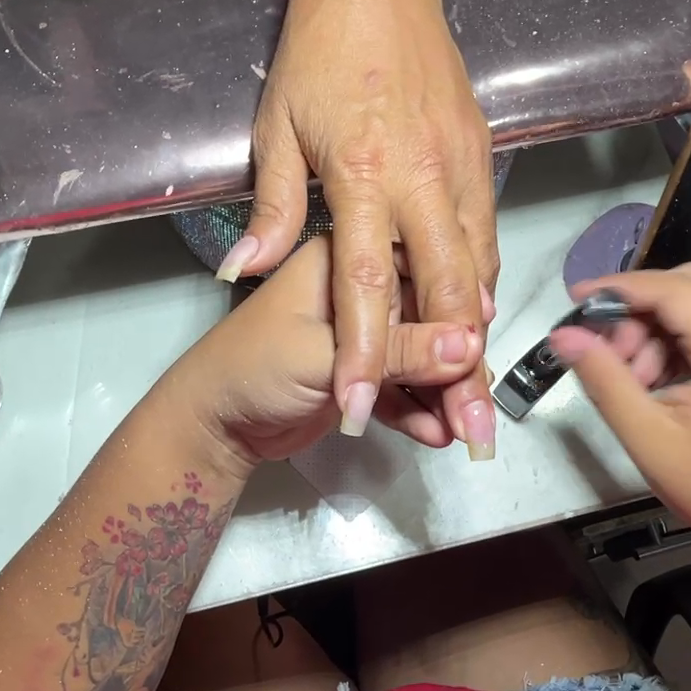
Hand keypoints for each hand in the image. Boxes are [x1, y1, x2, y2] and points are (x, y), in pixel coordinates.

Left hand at [164, 238, 482, 468]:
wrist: (211, 420)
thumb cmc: (248, 367)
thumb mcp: (320, 355)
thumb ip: (395, 351)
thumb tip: (467, 347)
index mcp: (348, 252)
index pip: (420, 275)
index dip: (457, 319)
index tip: (479, 359)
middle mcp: (363, 284)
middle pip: (432, 321)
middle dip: (460, 371)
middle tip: (478, 418)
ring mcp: (367, 328)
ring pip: (424, 357)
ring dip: (445, 397)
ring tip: (467, 437)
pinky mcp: (365, 368)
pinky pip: (405, 384)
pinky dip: (420, 409)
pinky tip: (437, 434)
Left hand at [217, 0, 499, 459]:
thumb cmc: (320, 50)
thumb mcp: (277, 126)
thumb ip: (272, 208)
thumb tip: (245, 271)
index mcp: (364, 175)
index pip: (365, 287)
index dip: (363, 356)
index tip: (359, 410)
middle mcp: (424, 179)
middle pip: (447, 291)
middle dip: (456, 366)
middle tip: (465, 425)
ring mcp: (462, 167)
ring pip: (480, 268)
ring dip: (478, 334)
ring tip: (478, 392)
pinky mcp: (482, 156)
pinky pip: (488, 236)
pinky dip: (484, 284)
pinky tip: (479, 318)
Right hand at [548, 262, 690, 559]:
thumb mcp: (647, 436)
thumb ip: (603, 377)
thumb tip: (562, 334)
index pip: (677, 290)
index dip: (621, 288)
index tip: (575, 299)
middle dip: (643, 307)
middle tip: (609, 350)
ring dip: (663, 325)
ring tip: (637, 378)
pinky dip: (687, 338)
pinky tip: (664, 379)